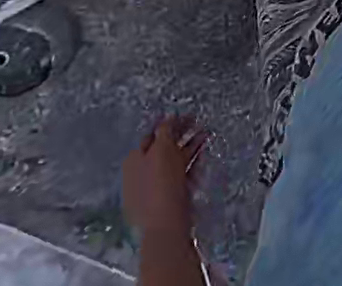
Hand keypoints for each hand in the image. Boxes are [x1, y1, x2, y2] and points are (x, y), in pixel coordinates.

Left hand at [121, 114, 206, 238]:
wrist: (166, 226)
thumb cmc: (161, 183)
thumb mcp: (162, 149)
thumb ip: (165, 131)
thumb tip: (168, 117)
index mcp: (135, 160)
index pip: (152, 134)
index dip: (168, 122)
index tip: (184, 114)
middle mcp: (142, 172)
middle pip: (163, 147)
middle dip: (180, 133)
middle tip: (197, 120)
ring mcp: (156, 187)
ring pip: (175, 160)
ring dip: (190, 145)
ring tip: (206, 133)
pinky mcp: (170, 197)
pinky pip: (182, 174)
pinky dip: (192, 162)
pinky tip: (204, 153)